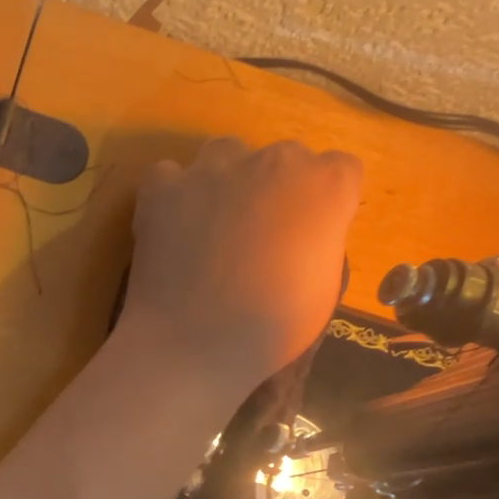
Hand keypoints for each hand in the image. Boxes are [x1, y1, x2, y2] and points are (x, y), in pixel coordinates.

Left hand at [118, 138, 361, 389]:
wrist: (193, 344)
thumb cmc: (269, 327)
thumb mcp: (324, 283)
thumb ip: (318, 237)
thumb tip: (299, 231)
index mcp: (329, 183)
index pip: (336, 171)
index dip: (316, 204)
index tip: (299, 234)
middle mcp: (276, 161)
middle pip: (279, 160)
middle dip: (268, 190)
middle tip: (248, 236)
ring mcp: (215, 170)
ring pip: (223, 154)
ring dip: (220, 181)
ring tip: (206, 225)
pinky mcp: (163, 189)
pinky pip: (165, 174)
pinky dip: (167, 194)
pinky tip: (166, 224)